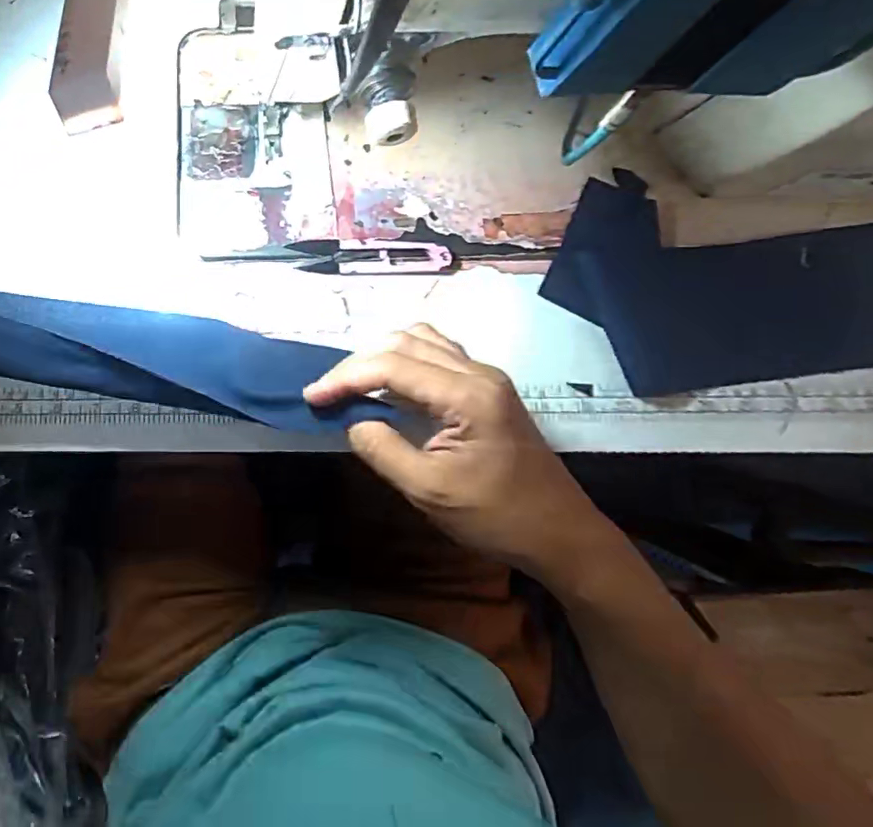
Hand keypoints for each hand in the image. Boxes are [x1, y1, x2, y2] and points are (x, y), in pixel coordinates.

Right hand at [304, 324, 618, 583]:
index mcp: (467, 393)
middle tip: (328, 393)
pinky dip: (405, 362)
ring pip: (423, 341)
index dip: (346, 377)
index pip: (393, 365)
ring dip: (382, 356)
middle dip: (359, 363)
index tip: (312, 397)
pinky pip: (438, 355)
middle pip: (406, 342)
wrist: (560, 532)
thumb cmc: (497, 517)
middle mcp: (478, 371)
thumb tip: (354, 422)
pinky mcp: (487, 387)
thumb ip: (384, 450)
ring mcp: (486, 376)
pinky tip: (390, 386)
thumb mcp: (430, 491)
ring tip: (353, 386)